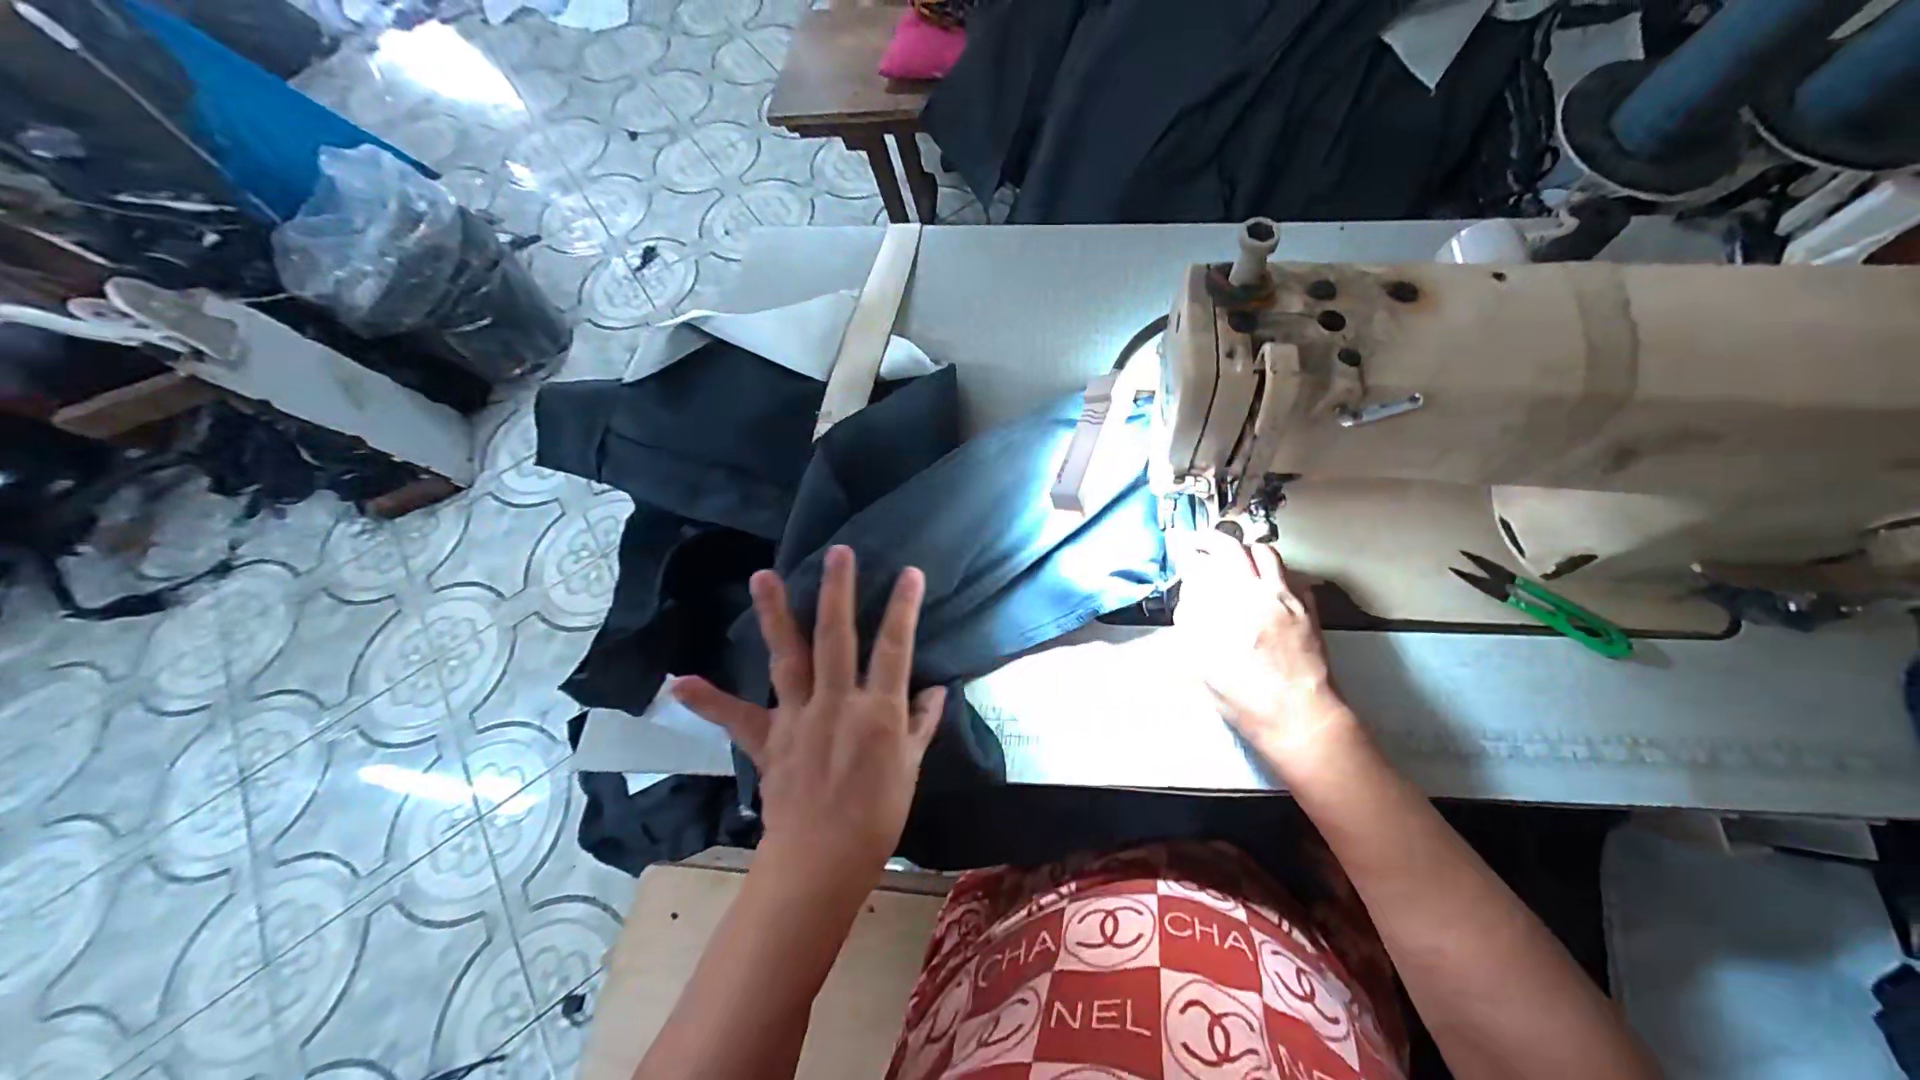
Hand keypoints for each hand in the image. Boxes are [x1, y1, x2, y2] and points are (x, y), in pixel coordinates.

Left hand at [672, 545, 945, 877]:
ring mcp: (798, 718)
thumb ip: (919, 725)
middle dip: (838, 592)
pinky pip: (737, 717)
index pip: (895, 650)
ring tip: (762, 575)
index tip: (909, 572)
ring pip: (788, 658)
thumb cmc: (877, 817)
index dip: (903, 609)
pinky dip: (708, 699)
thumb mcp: (910, 770)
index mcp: (878, 713)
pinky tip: (678, 681)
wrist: (822, 861)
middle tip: (837, 552)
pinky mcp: (769, 739)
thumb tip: (935, 690)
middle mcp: (837, 704)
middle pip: (838, 639)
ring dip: (775, 615)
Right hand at [1172, 530, 1353, 765]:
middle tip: (1203, 542)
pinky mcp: (1308, 609)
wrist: (1300, 718)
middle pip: (1232, 549)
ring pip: (1265, 553)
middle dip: (1212, 540)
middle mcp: (1256, 595)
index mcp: (1225, 609)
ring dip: (1246, 549)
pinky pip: (1292, 575)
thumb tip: (1190, 602)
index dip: (1189, 560)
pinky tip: (1269, 583)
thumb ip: (1191, 627)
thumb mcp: (1202, 667)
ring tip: (1236, 555)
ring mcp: (1286, 599)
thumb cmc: (1249, 700)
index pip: (1201, 568)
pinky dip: (1276, 571)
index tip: (1184, 557)